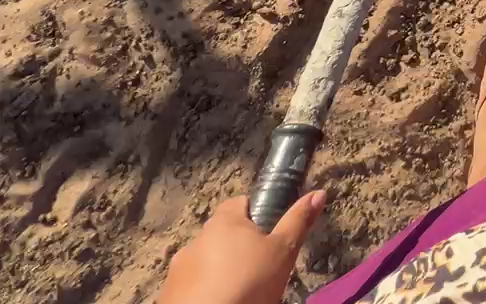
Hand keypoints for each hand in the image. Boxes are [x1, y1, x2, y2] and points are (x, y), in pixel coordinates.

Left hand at [157, 192, 325, 303]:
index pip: (240, 202)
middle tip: (260, 266)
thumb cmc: (248, 284)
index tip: (270, 234)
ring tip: (240, 290)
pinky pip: (190, 286)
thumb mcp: (283, 251)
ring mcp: (174, 273)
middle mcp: (194, 241)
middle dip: (239, 246)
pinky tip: (221, 302)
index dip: (258, 213)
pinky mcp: (165, 298)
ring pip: (205, 262)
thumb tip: (319, 192)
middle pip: (222, 234)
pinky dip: (204, 291)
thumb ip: (299, 220)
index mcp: (222, 223)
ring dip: (219, 270)